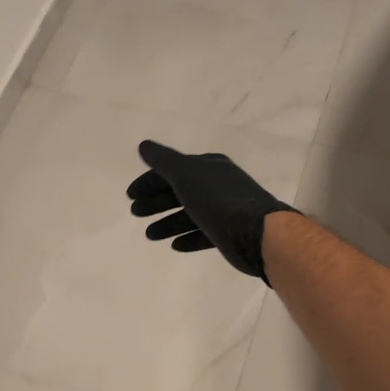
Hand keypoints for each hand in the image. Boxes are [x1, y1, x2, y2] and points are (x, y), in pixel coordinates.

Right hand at [127, 140, 295, 281]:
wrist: (259, 233)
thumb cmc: (220, 201)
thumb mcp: (187, 176)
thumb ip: (164, 161)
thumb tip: (144, 145)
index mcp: (209, 166)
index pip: (173, 168)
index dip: (150, 180)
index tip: (130, 196)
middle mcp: (218, 184)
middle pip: (181, 191)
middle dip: (157, 201)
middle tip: (136, 213)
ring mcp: (226, 209)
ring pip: (191, 214)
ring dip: (169, 222)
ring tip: (150, 235)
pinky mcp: (231, 232)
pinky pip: (205, 233)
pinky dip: (189, 237)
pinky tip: (175, 245)